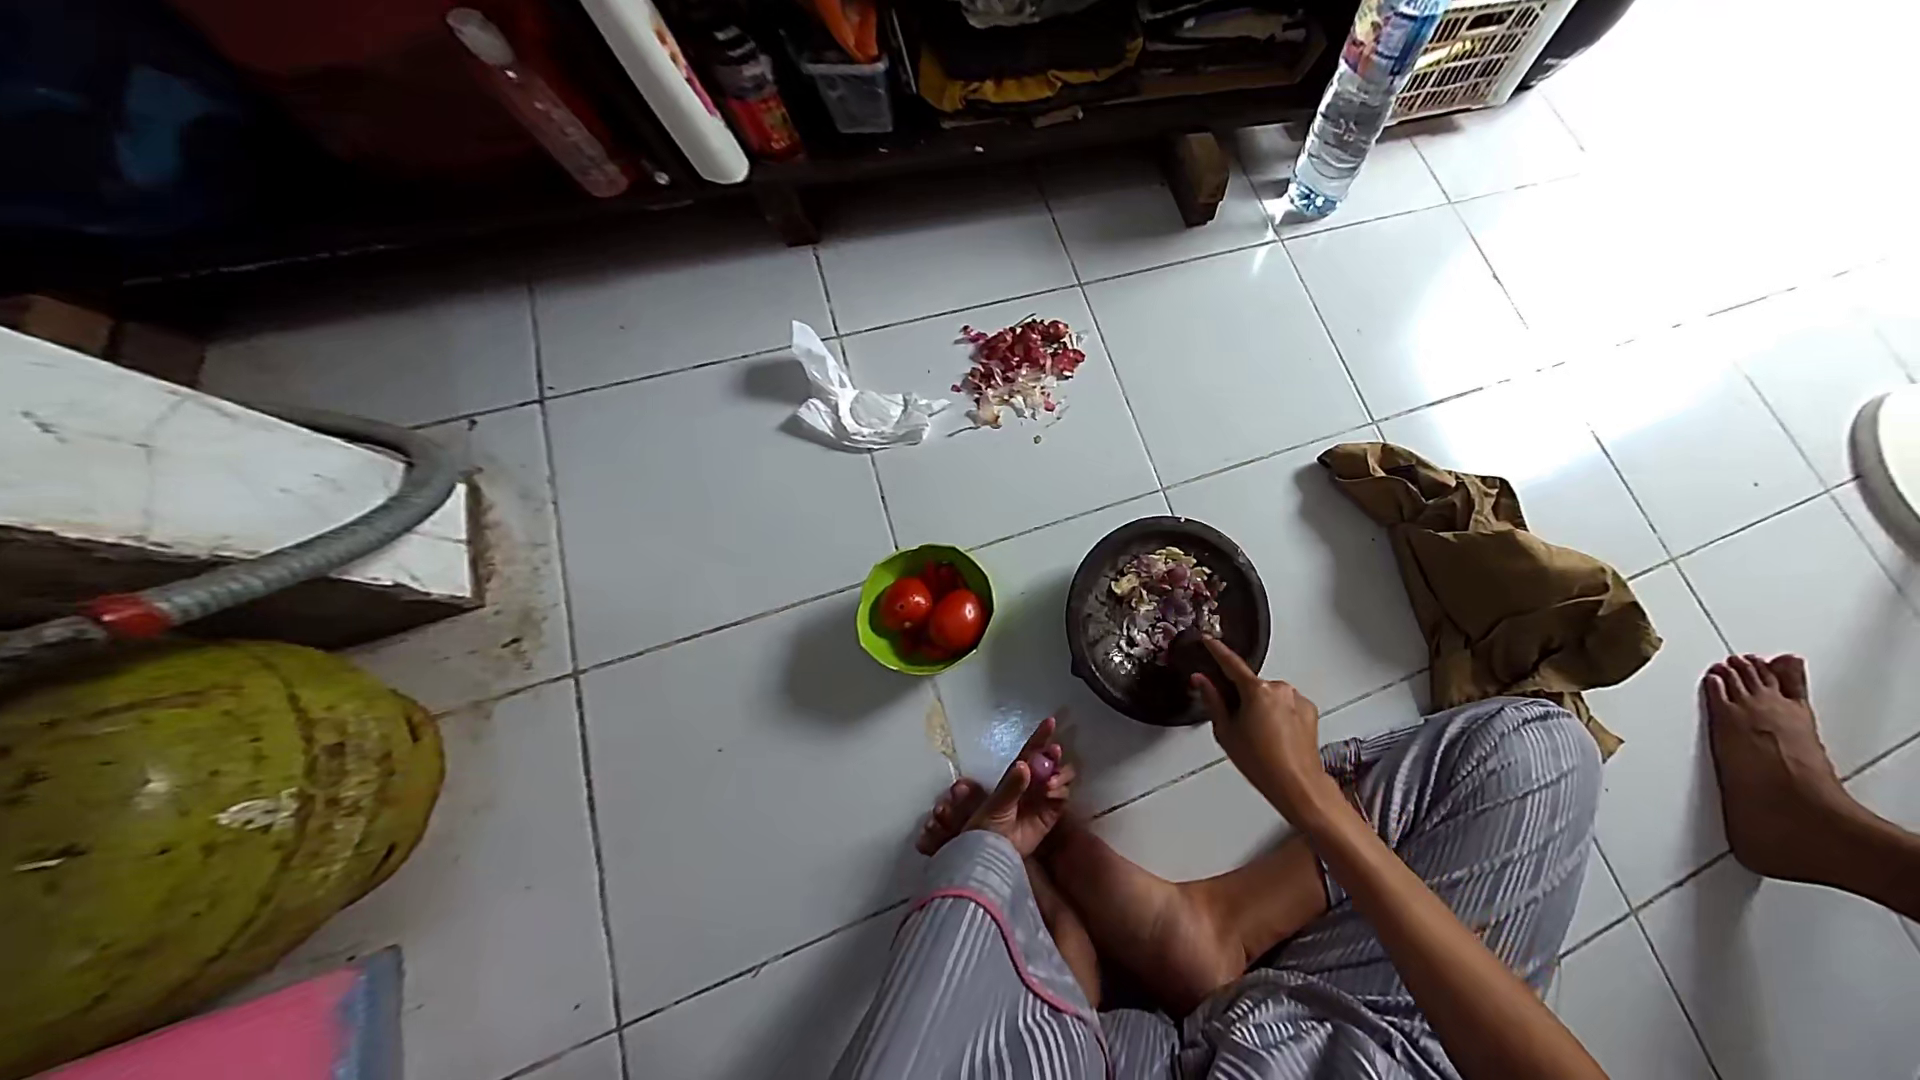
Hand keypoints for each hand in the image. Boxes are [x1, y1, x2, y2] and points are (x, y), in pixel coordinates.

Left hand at [964, 716, 1075, 856]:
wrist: (993, 854)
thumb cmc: (987, 825)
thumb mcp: (997, 803)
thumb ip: (1013, 785)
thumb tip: (1025, 764)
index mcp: (1015, 776)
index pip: (1030, 751)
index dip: (1040, 736)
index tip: (1051, 722)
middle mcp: (1030, 783)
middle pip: (1048, 762)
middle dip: (1053, 755)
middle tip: (1054, 753)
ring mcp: (1042, 798)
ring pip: (1059, 777)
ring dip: (1059, 773)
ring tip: (1050, 781)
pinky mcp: (1050, 814)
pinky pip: (1062, 797)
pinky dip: (1060, 791)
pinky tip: (1052, 792)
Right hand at [1191, 637, 1336, 821]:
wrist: (1297, 784)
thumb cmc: (1262, 762)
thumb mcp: (1225, 730)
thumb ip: (1212, 699)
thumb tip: (1202, 681)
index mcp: (1257, 690)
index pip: (1231, 663)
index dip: (1216, 650)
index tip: (1208, 640)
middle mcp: (1280, 689)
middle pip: (1251, 684)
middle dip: (1242, 696)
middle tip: (1237, 722)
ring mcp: (1297, 700)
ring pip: (1269, 695)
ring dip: (1261, 706)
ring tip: (1258, 735)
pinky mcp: (1309, 711)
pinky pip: (1285, 705)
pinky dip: (1278, 714)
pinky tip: (1274, 735)